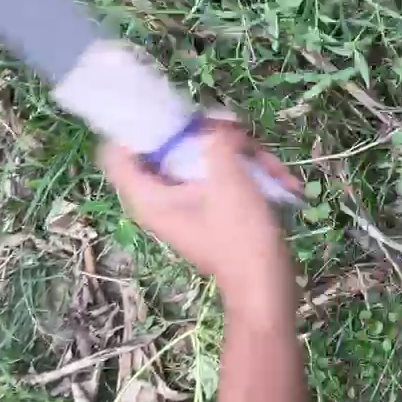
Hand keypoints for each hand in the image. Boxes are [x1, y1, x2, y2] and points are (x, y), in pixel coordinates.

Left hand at [99, 119, 300, 325]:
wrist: (267, 285)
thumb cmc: (240, 235)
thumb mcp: (229, 179)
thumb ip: (218, 142)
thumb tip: (220, 126)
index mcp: (148, 196)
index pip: (117, 151)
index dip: (141, 127)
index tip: (177, 115)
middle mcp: (162, 200)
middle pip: (174, 151)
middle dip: (214, 140)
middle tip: (243, 138)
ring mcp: (190, 206)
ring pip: (208, 163)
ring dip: (246, 160)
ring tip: (276, 171)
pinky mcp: (214, 212)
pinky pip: (225, 181)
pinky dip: (252, 178)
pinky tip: (283, 186)